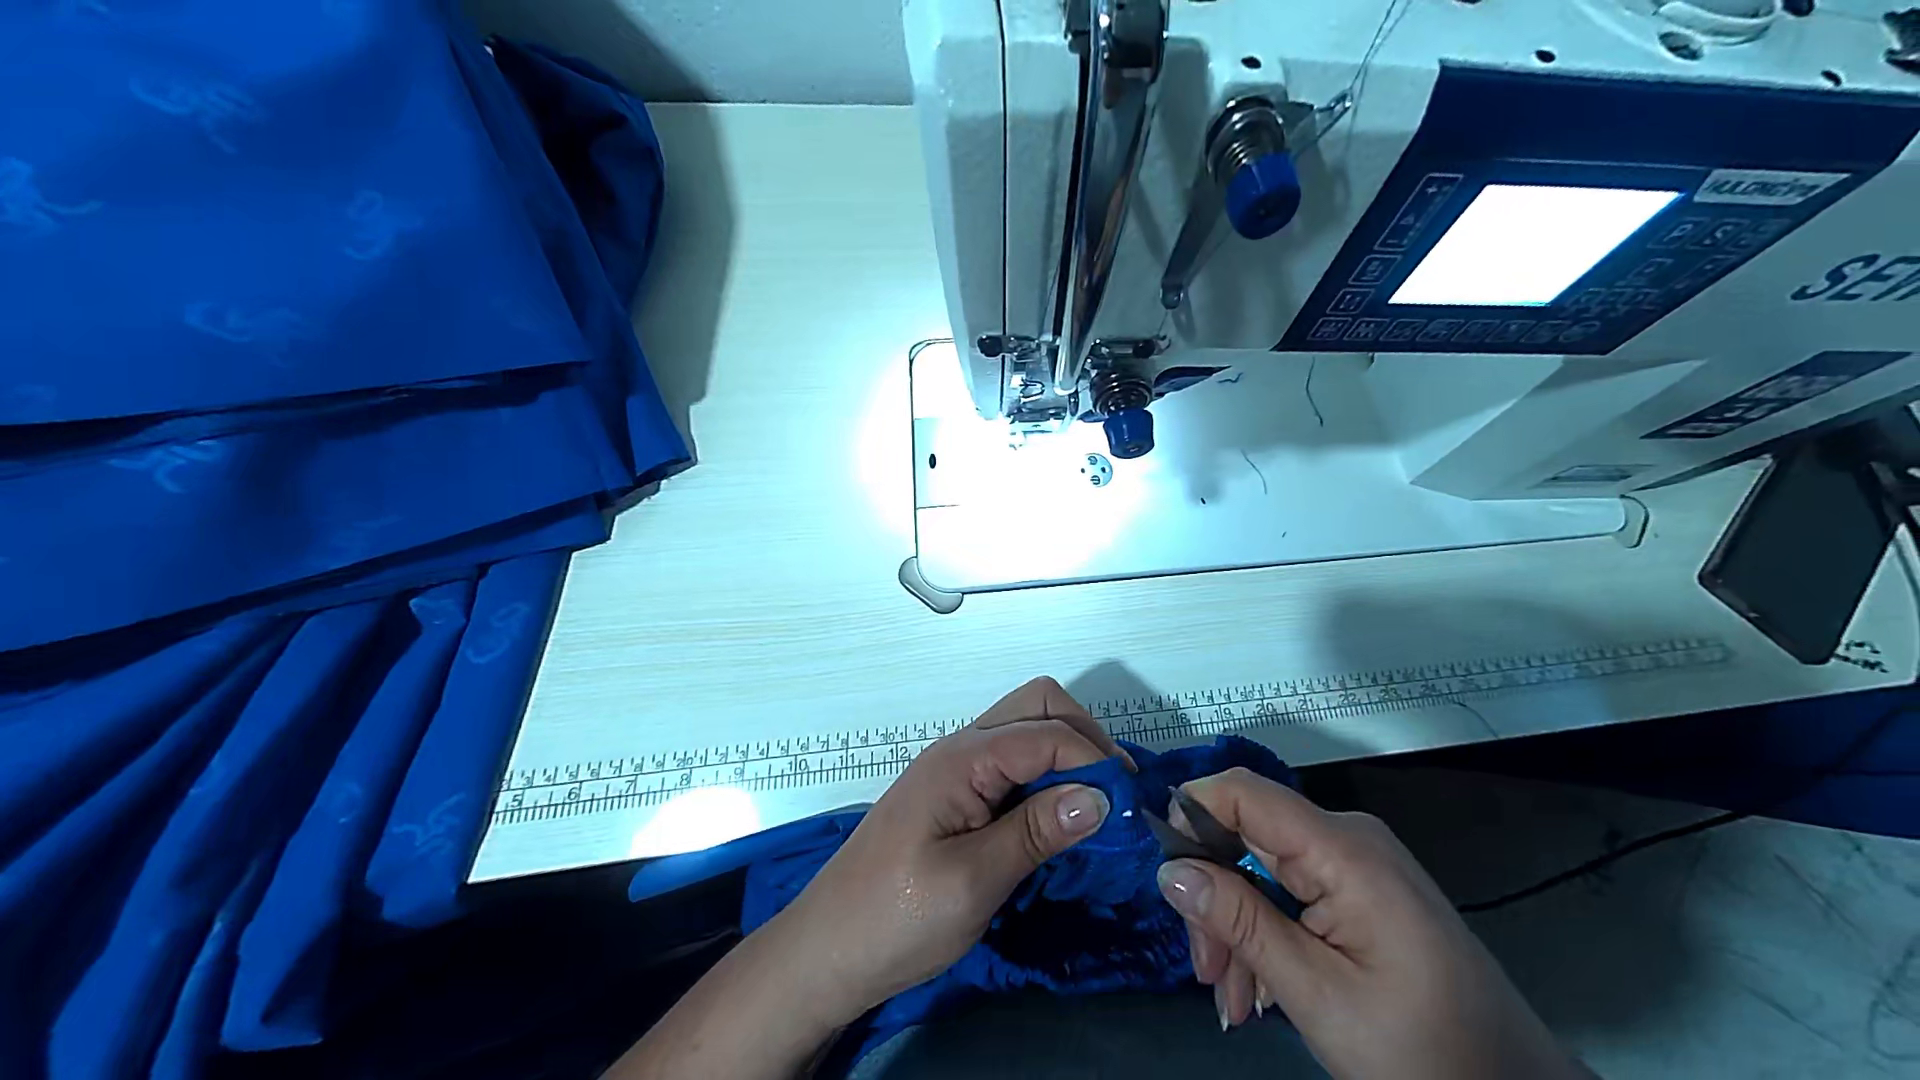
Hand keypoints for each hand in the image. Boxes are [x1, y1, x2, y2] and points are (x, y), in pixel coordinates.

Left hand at [610, 677, 1127, 1079]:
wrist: (828, 950)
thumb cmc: (896, 918)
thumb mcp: (973, 880)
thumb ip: (1036, 831)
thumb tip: (1102, 796)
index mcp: (962, 759)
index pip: (1047, 733)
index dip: (1095, 761)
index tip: (1132, 808)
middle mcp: (960, 747)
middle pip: (1036, 705)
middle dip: (1083, 737)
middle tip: (1113, 796)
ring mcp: (955, 767)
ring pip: (1024, 727)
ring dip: (1065, 753)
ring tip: (1094, 805)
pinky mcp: (954, 792)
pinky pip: (1010, 760)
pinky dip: (1043, 773)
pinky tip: (1056, 813)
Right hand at [1155, 768, 1586, 1079]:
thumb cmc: (1427, 1053)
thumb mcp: (1320, 996)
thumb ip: (1241, 923)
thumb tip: (1169, 871)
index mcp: (1344, 850)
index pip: (1243, 792)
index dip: (1190, 811)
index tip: (1160, 870)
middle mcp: (1346, 839)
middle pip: (1245, 834)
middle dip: (1212, 894)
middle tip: (1202, 968)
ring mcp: (1353, 863)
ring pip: (1258, 867)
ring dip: (1233, 925)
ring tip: (1230, 998)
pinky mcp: (1357, 889)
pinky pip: (1286, 890)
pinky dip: (1262, 931)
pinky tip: (1257, 989)